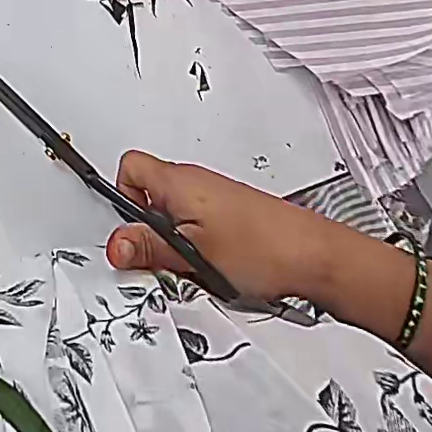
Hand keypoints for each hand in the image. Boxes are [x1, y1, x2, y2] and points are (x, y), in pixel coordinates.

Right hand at [102, 150, 353, 301]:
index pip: (129, 167)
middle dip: (148, 228)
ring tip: (193, 263)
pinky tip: (212, 264)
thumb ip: (149, 248)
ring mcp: (212, 195)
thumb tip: (115, 244)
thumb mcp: (195, 255)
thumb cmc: (265, 247)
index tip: (129, 231)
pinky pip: (194, 222)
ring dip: (173, 239)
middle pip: (146, 193)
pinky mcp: (226, 211)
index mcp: (178, 181)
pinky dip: (194, 243)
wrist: (315, 255)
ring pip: (171, 211)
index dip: (121, 198)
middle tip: (164, 254)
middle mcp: (193, 181)